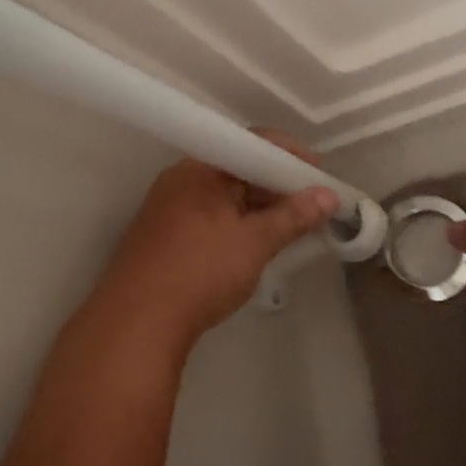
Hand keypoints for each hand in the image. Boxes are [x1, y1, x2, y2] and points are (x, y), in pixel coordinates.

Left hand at [88, 129, 338, 345]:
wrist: (137, 321)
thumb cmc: (200, 271)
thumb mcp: (255, 243)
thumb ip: (293, 217)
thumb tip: (328, 196)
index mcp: (202, 168)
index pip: (254, 143)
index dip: (292, 157)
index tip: (320, 177)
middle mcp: (181, 179)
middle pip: (238, 168)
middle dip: (277, 186)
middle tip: (311, 208)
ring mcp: (167, 208)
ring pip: (223, 196)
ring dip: (258, 208)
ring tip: (288, 231)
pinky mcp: (162, 236)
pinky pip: (209, 217)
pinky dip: (236, 225)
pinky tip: (252, 247)